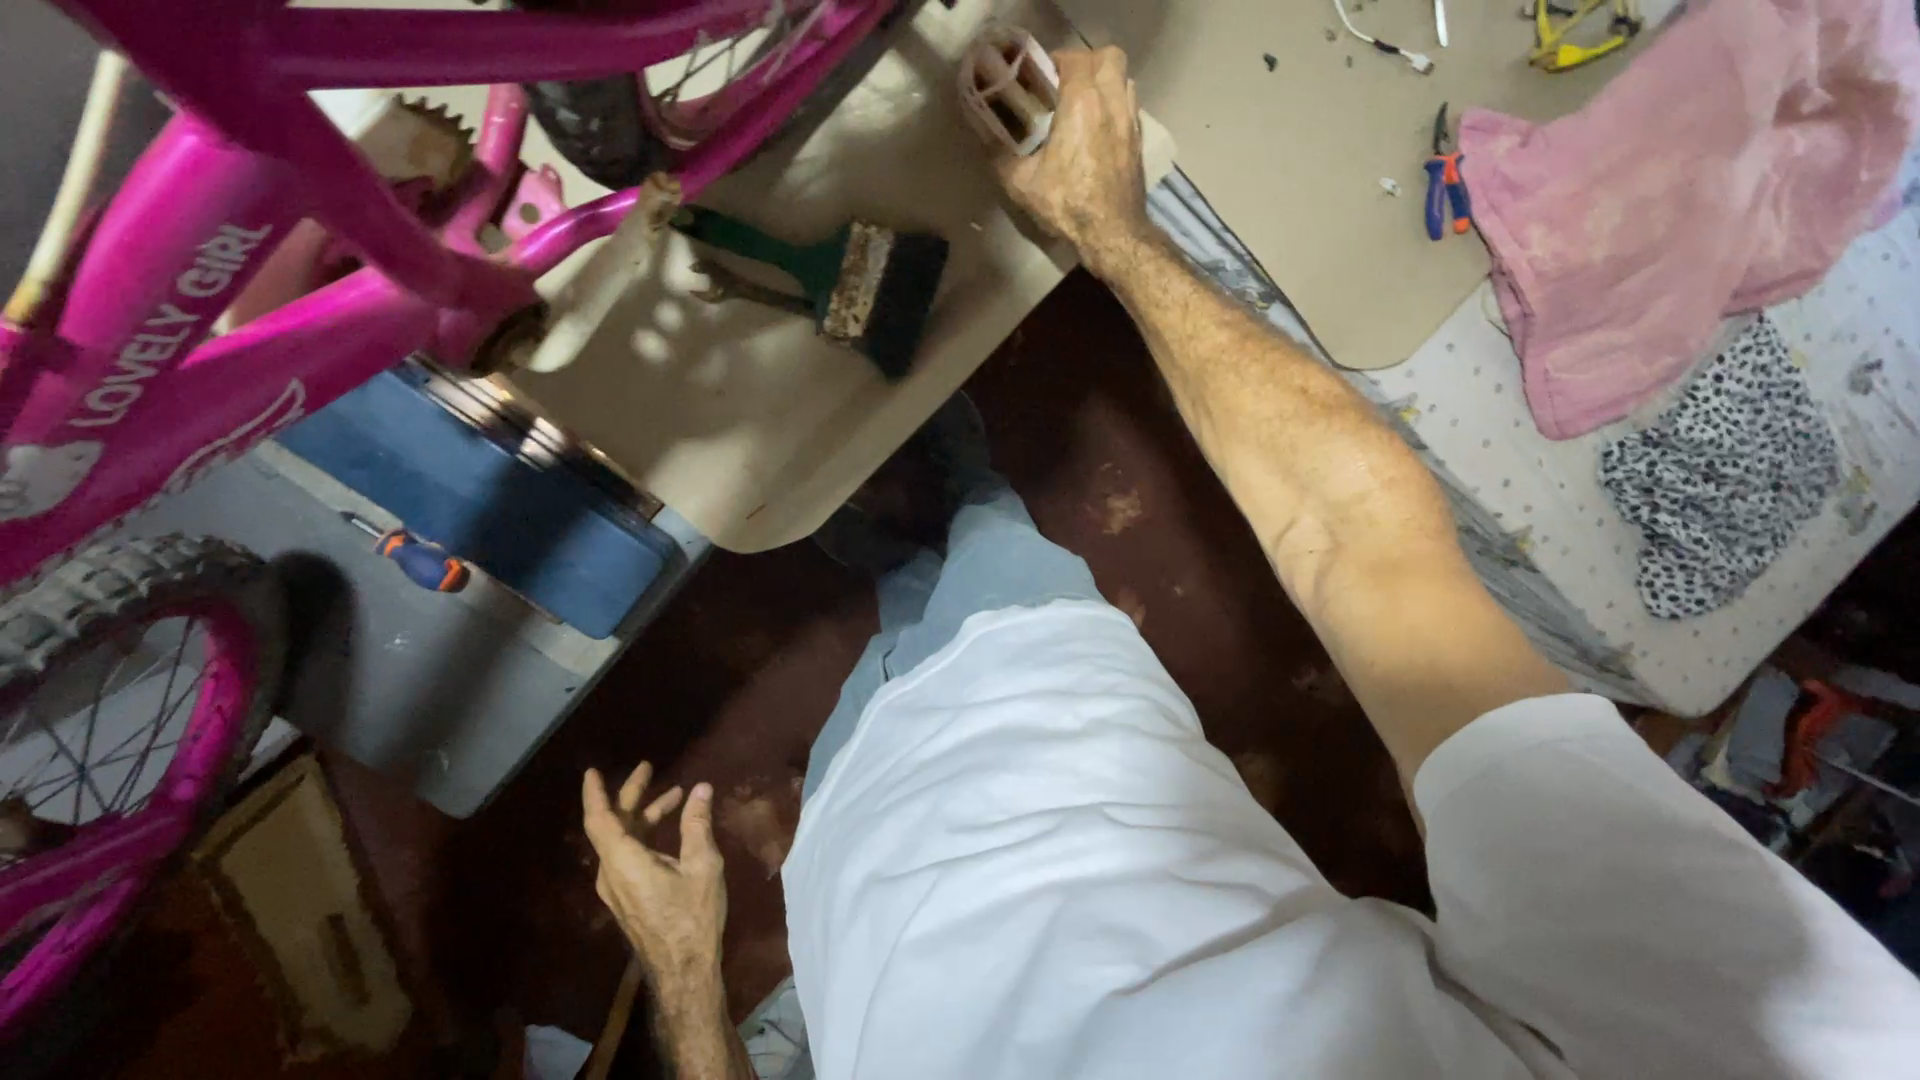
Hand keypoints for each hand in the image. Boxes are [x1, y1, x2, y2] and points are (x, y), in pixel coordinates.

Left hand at [582, 762, 725, 989]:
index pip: (599, 819)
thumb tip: (701, 789)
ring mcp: (617, 888)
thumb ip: (697, 825)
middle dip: (631, 795)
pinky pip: (627, 856)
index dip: (595, 793)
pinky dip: (645, 835)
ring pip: (622, 841)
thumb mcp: (702, 865)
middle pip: (613, 825)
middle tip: (650, 768)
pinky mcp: (627, 898)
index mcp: (623, 861)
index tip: (592, 771)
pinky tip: (671, 831)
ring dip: (645, 815)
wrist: (683, 969)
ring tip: (675, 796)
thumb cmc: (692, 916)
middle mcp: (611, 873)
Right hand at [993, 46, 1153, 278]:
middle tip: (1065, 83)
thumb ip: (1000, 155)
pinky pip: (1129, 106)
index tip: (1040, 76)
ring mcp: (1130, 122)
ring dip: (1104, 81)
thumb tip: (983, 136)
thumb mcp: (1021, 184)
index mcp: (1082, 103)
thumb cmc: (1067, 205)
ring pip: (1124, 79)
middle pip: (1108, 57)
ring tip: (1083, 103)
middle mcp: (1111, 103)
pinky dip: (1114, 106)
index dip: (1055, 61)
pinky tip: (1097, 129)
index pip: (1074, 58)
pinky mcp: (1138, 142)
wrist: (1112, 233)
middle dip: (1087, 63)